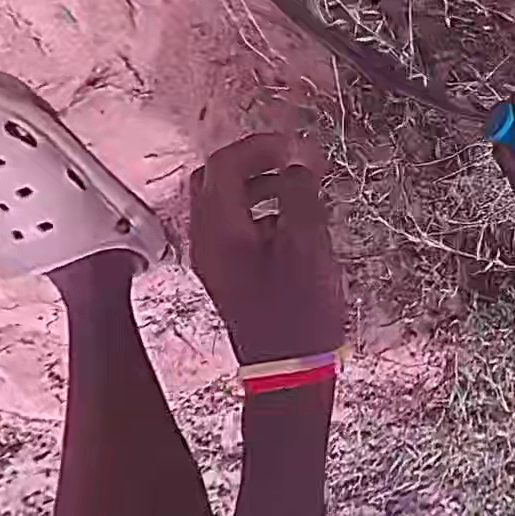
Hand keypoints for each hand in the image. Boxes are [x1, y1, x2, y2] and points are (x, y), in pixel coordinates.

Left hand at [190, 133, 346, 364]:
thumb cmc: (299, 311)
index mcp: (220, 229)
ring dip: (258, 184)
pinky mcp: (229, 272)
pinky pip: (235, 225)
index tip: (297, 148)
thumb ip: (300, 195)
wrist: (289, 368)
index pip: (226, 165)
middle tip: (292, 160)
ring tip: (299, 186)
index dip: (262, 147)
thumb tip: (298, 166)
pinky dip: (259, 209)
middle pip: (217, 179)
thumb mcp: (307, 244)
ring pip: (225, 201)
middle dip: (254, 162)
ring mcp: (215, 258)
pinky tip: (292, 219)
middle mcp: (207, 240)